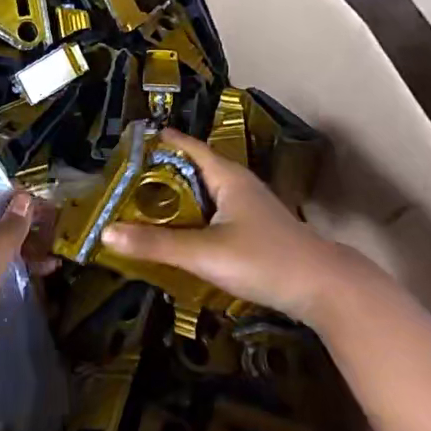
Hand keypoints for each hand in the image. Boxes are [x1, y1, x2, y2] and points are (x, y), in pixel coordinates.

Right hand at [104, 128, 371, 325]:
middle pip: (189, 169)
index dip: (156, 141)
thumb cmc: (264, 260)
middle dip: (156, 173)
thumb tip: (105, 234)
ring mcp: (246, 207)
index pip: (185, 145)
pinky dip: (187, 216)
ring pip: (200, 193)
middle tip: (120, 181)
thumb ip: (156, 244)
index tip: (125, 144)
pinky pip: (209, 213)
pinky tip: (172, 233)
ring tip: (137, 206)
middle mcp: (236, 184)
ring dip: (172, 197)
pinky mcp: (251, 230)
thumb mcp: (204, 253)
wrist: (325, 290)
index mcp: (226, 176)